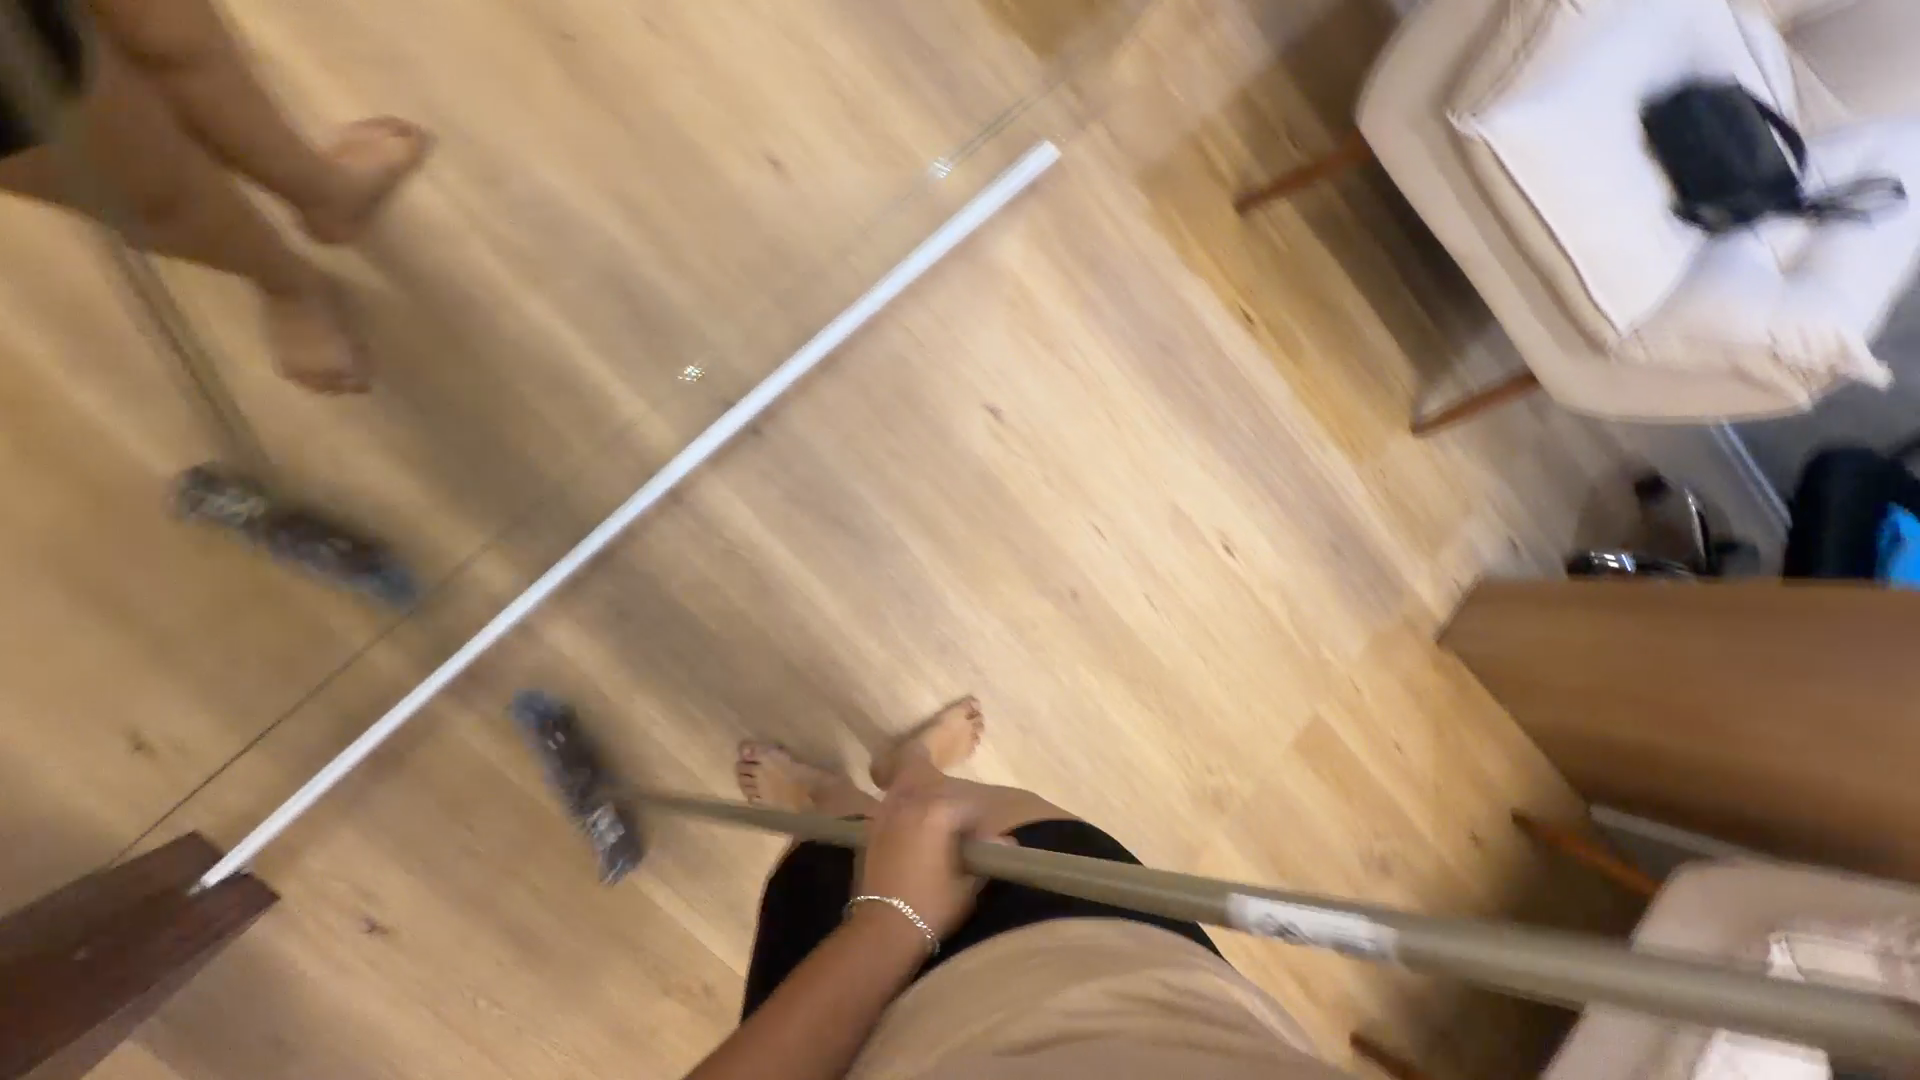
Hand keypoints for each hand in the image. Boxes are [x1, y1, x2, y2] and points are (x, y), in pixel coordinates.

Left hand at [855, 786, 991, 940]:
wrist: (883, 927)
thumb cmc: (932, 907)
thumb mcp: (968, 886)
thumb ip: (986, 857)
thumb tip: (1005, 841)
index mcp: (941, 813)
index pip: (972, 808)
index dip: (981, 827)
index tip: (982, 848)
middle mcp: (915, 804)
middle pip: (944, 796)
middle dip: (956, 813)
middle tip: (961, 841)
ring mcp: (891, 813)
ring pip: (917, 795)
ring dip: (930, 808)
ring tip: (936, 832)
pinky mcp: (873, 827)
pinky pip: (895, 806)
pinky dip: (907, 812)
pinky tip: (911, 830)